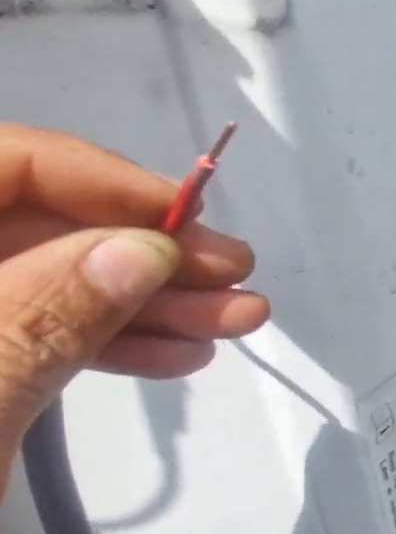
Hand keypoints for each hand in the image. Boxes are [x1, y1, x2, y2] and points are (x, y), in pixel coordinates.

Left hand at [0, 123, 269, 480]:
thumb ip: (33, 322)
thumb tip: (142, 249)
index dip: (84, 177)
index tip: (186, 222)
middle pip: (5, 222)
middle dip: (132, 250)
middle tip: (234, 279)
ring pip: (26, 280)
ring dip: (139, 300)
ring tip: (234, 323)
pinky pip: (18, 329)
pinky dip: (100, 339)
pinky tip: (176, 355)